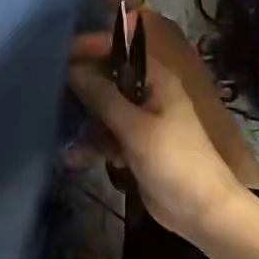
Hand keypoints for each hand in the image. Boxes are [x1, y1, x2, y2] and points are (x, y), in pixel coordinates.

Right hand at [69, 32, 249, 242]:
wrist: (203, 212)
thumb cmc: (175, 161)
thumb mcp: (136, 128)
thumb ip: (103, 97)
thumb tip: (73, 69)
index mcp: (157, 78)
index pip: (121, 48)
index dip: (92, 46)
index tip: (61, 53)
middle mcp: (148, 92)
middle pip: (108, 78)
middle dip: (84, 89)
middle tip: (56, 97)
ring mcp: (142, 119)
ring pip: (104, 108)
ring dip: (88, 123)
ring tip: (71, 138)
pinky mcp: (135, 144)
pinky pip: (108, 134)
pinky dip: (95, 144)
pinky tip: (78, 159)